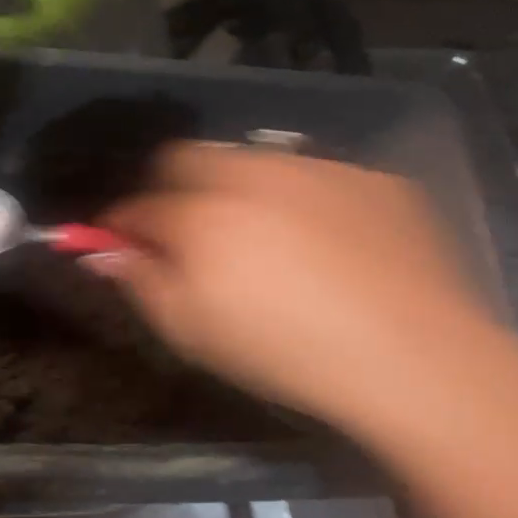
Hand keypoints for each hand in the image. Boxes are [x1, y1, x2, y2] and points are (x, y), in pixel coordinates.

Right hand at [88, 141, 506, 431]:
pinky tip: (315, 247)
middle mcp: (255, 175)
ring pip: (251, 161)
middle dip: (169, 190)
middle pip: (187, 158)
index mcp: (201, 214)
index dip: (120, 225)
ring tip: (253, 241)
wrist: (416, 360)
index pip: (137, 204)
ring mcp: (321, 172)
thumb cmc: (281, 351)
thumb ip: (137, 279)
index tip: (117, 246)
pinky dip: (295, 201)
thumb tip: (101, 250)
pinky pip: (312, 178)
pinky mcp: (376, 182)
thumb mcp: (187, 329)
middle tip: (181, 236)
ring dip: (232, 190)